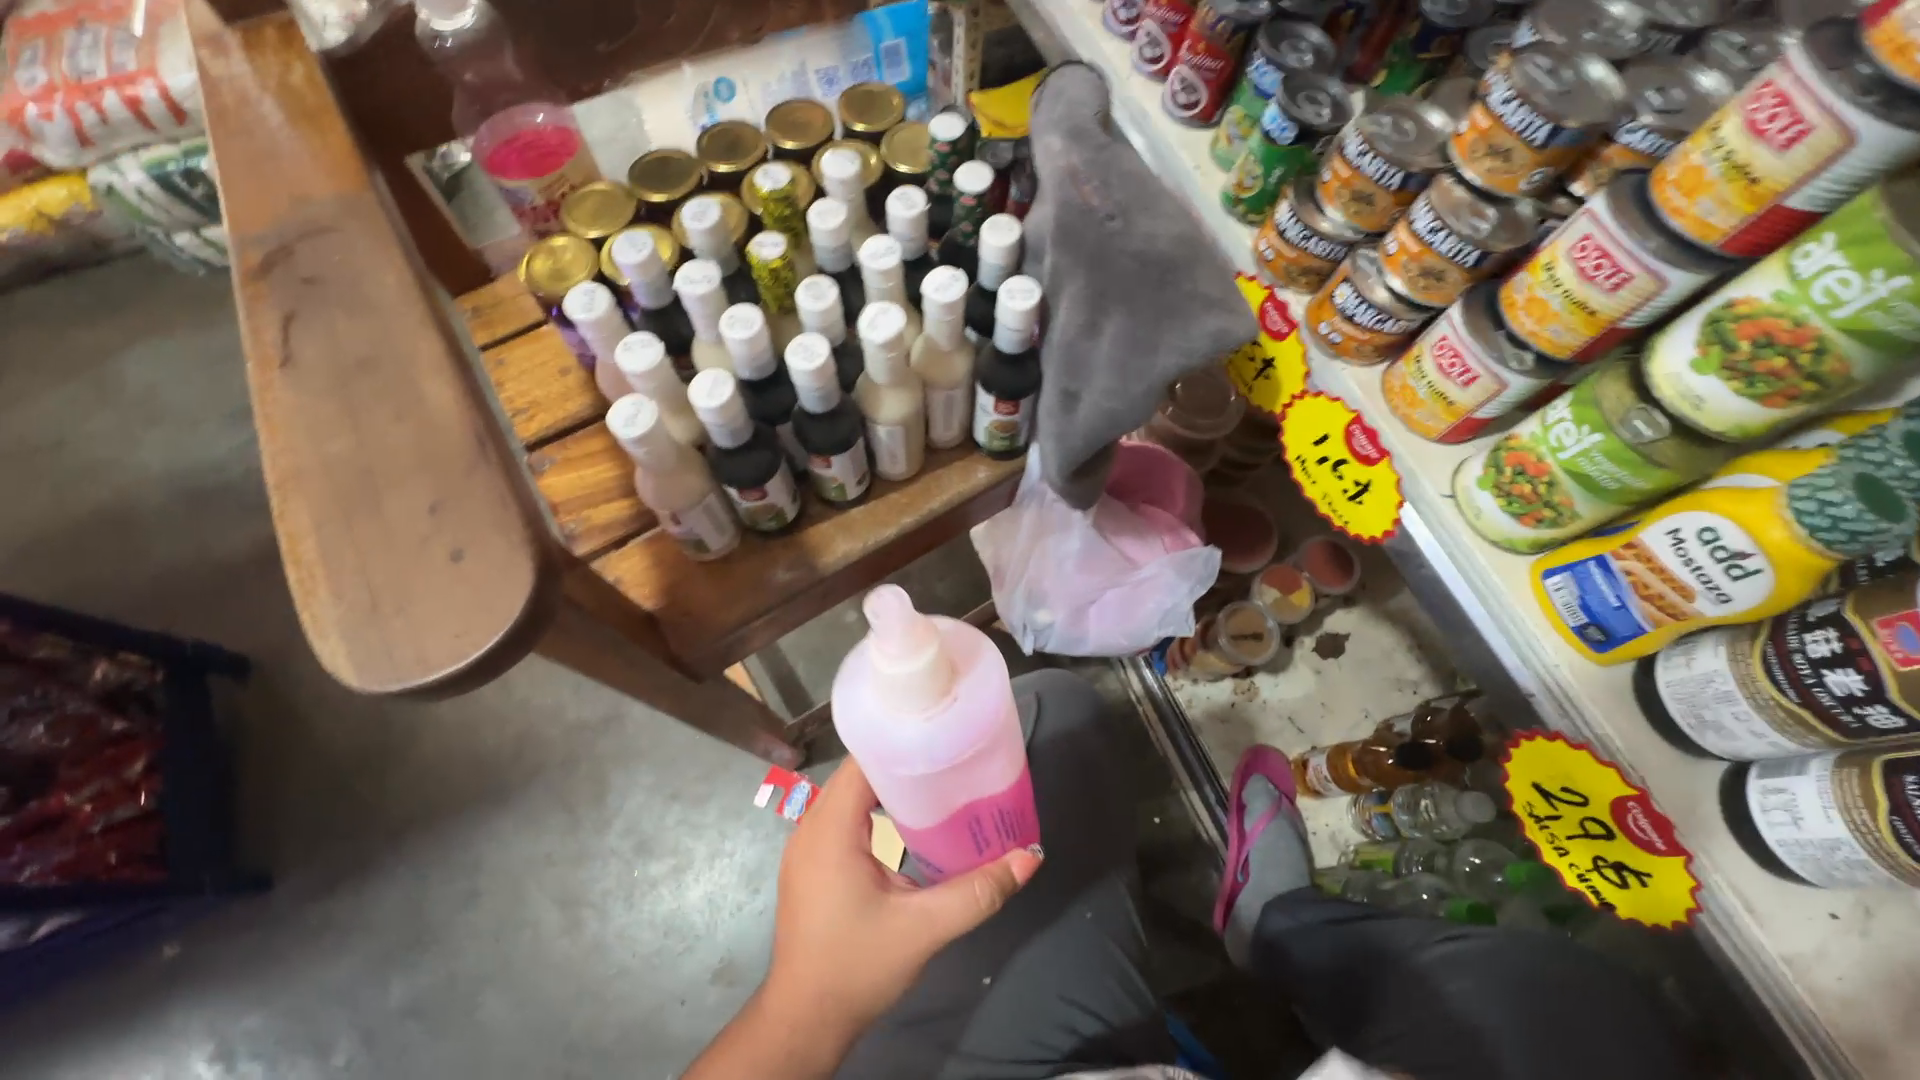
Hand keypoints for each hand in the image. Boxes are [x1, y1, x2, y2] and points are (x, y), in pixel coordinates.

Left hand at [761, 759, 1044, 1041]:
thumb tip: (1030, 858)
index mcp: (830, 829)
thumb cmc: (857, 967)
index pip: (863, 763)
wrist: (805, 1020)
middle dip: (905, 767)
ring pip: (850, 799)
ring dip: (890, 792)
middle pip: (858, 776)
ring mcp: (806, 848)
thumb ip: (978, 890)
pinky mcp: (811, 867)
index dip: (902, 745)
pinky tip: (910, 827)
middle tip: (952, 764)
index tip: (943, 740)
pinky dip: (875, 814)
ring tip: (940, 788)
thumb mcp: (924, 928)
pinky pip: (843, 821)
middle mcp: (811, 828)